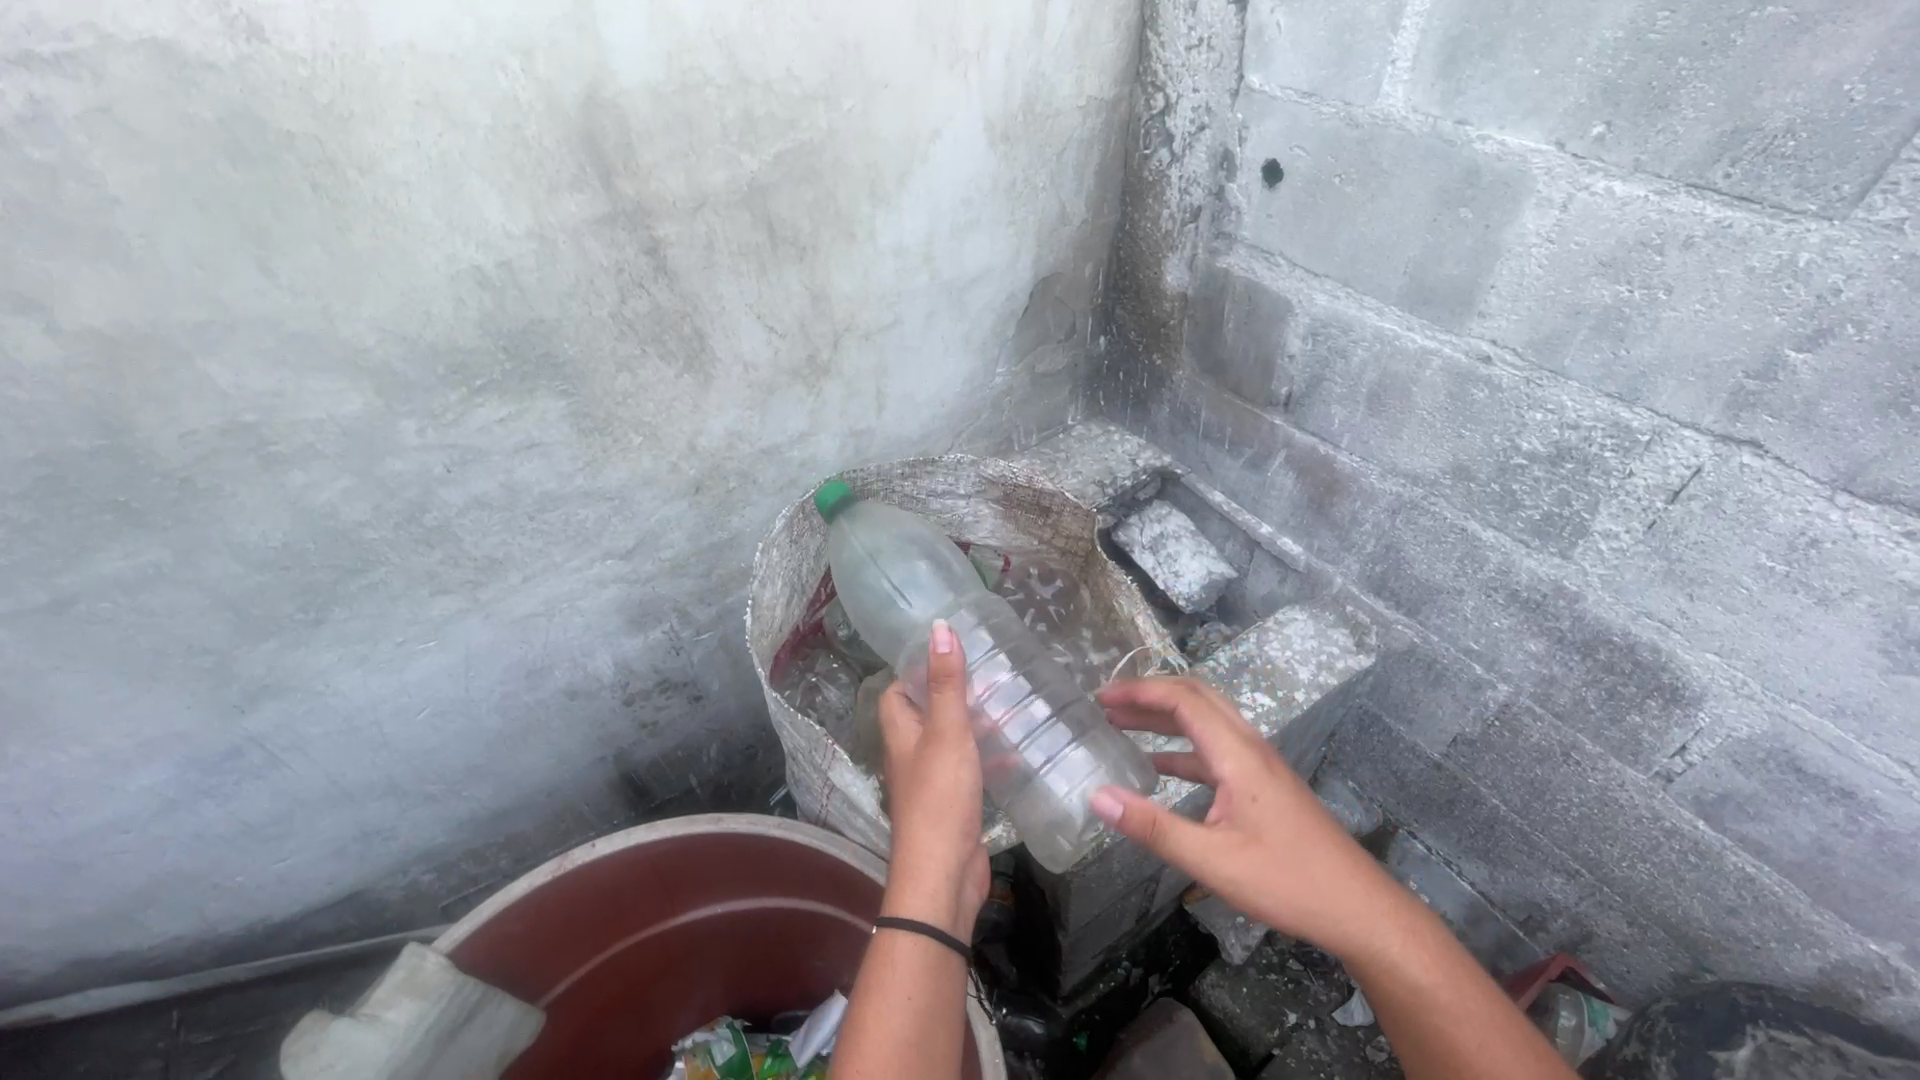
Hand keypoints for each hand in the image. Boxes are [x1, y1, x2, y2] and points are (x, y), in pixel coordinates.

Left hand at [876, 619, 990, 940]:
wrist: (944, 874)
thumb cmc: (940, 797)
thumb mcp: (947, 731)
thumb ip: (946, 683)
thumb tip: (939, 627)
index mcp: (901, 733)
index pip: (898, 691)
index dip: (916, 670)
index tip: (950, 652)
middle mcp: (912, 755)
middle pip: (927, 714)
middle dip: (955, 694)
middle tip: (992, 673)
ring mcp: (933, 782)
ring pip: (953, 742)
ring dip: (976, 724)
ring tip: (1011, 703)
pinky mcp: (955, 804)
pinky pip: (972, 770)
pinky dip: (991, 758)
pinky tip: (1018, 752)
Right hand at [1088, 676, 1398, 960]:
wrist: (1358, 907)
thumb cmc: (1287, 882)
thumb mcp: (1212, 861)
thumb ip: (1153, 827)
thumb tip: (1098, 797)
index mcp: (1238, 755)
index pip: (1183, 700)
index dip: (1139, 691)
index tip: (1101, 697)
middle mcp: (1250, 748)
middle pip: (1196, 698)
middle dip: (1148, 694)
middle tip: (1106, 704)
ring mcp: (1259, 765)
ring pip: (1207, 721)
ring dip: (1164, 717)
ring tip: (1121, 725)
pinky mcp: (1263, 785)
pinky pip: (1215, 749)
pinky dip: (1181, 747)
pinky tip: (1157, 767)